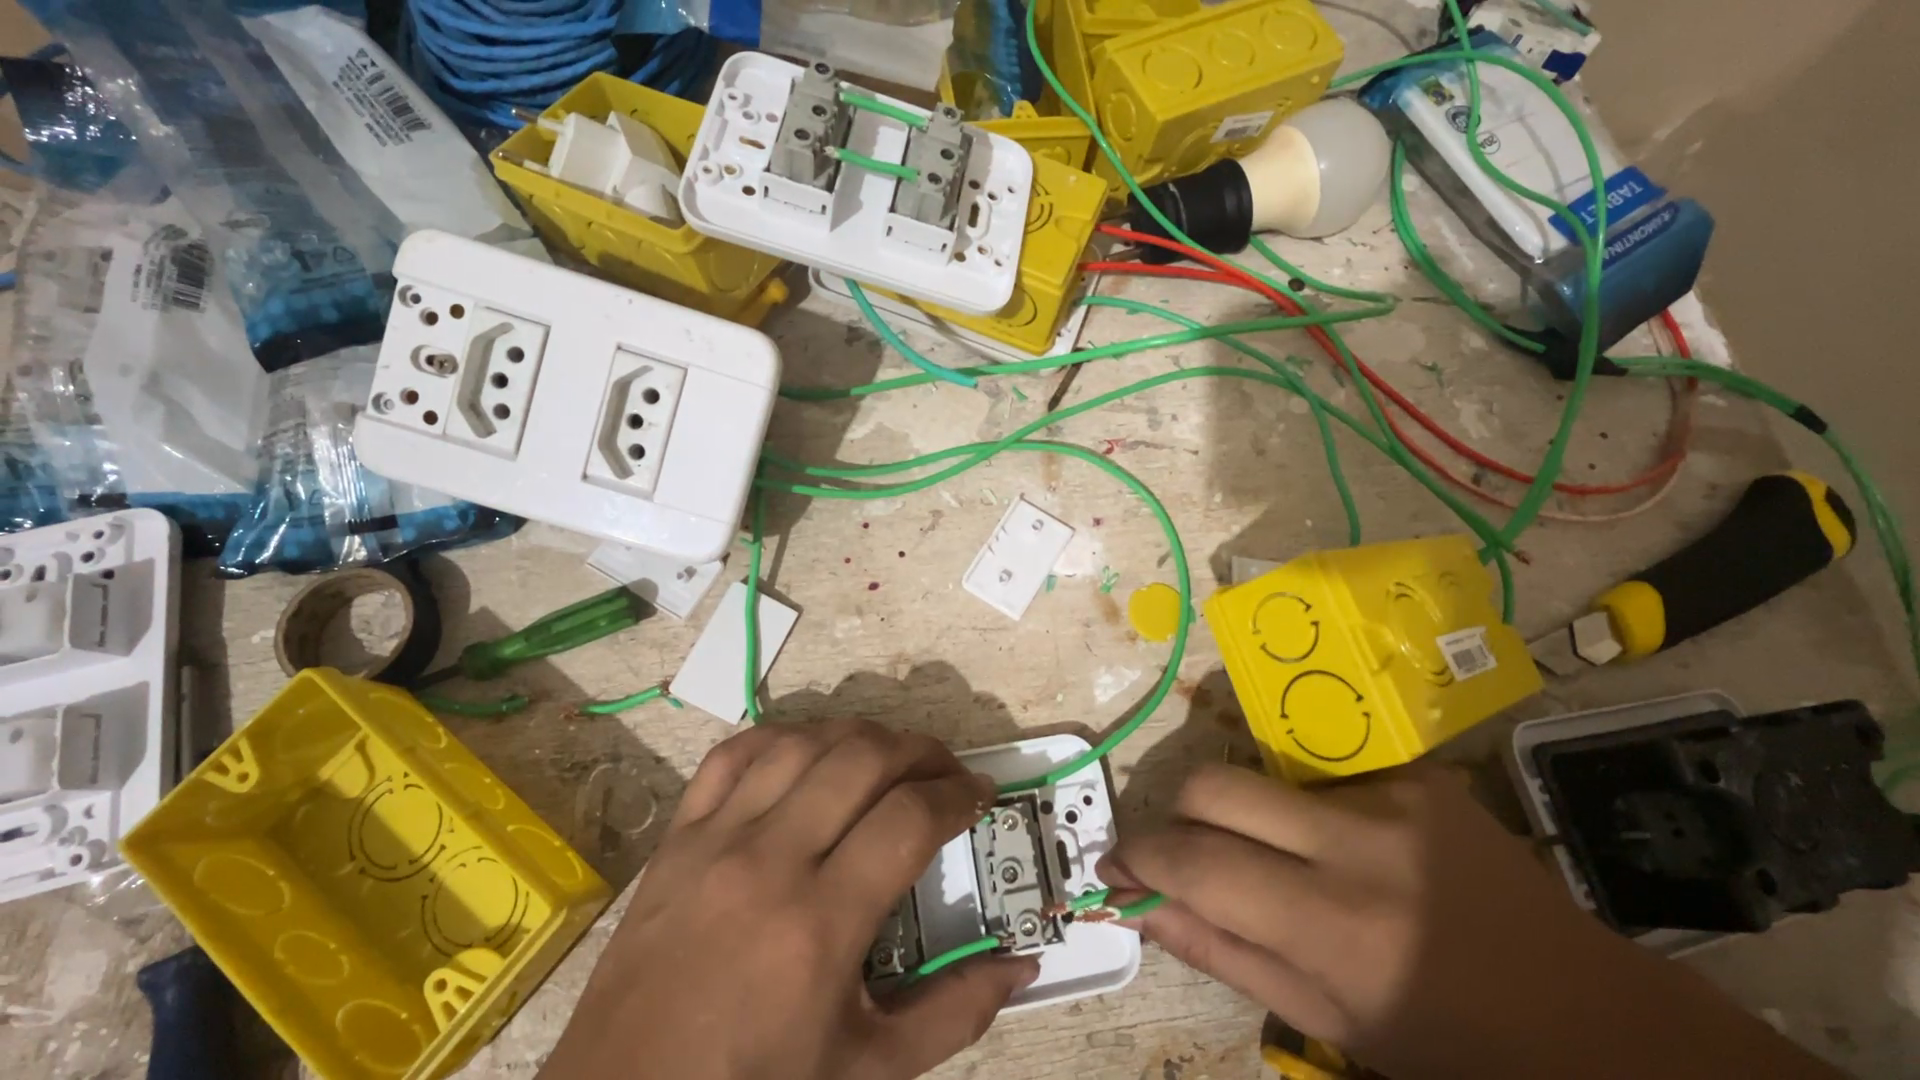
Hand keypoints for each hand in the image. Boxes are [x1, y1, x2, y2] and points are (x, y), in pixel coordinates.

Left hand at [541, 718, 1037, 1079]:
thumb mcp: (869, 1067)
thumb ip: (953, 1014)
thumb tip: (1022, 966)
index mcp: (820, 924)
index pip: (908, 818)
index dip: (957, 794)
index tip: (980, 796)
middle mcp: (768, 862)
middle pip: (861, 760)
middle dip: (920, 750)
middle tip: (946, 769)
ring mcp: (714, 840)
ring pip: (800, 743)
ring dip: (858, 735)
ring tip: (889, 755)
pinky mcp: (675, 836)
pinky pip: (732, 755)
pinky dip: (782, 737)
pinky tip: (809, 750)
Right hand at [1104, 763, 1840, 1079]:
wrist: (1585, 1012)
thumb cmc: (1444, 1044)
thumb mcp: (1323, 1022)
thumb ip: (1219, 953)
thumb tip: (1139, 902)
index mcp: (1332, 925)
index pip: (1196, 859)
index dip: (1140, 854)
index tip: (1117, 864)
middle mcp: (1358, 842)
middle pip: (1212, 783)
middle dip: (1175, 815)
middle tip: (1185, 856)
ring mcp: (1393, 794)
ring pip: (1260, 776)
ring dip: (1246, 818)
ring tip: (1285, 866)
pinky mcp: (1418, 772)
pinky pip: (1320, 777)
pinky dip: (1306, 813)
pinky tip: (1349, 854)